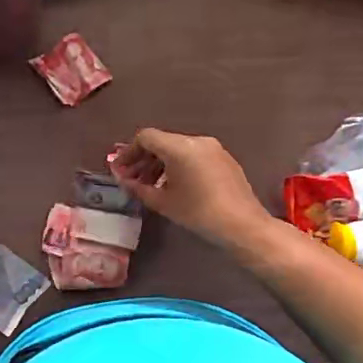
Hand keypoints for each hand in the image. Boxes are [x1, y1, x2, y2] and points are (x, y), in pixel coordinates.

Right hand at [109, 129, 273, 247]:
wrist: (242, 225)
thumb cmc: (197, 212)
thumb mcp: (161, 201)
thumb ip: (136, 187)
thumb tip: (121, 179)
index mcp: (179, 147)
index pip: (145, 137)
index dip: (128, 152)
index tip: (120, 170)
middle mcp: (196, 141)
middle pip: (161, 142)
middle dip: (143, 159)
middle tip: (131, 179)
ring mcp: (213, 149)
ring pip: (177, 148)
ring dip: (159, 163)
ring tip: (151, 185)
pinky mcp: (224, 159)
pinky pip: (193, 155)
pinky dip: (177, 165)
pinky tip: (174, 186)